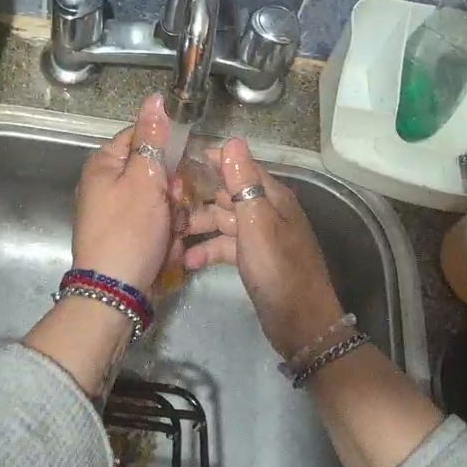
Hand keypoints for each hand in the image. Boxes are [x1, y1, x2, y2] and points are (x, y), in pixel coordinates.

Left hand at [72, 94, 178, 295]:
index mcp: (104, 163)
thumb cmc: (128, 231)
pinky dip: (165, 233)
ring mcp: (117, 211)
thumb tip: (156, 98)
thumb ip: (152, 139)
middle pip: (156, 170)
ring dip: (172, 215)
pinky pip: (156, 222)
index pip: (143, 137)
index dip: (165, 151)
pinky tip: (166, 245)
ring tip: (168, 231)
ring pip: (162, 199)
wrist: (115, 292)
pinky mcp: (128, 234)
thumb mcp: (144, 180)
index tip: (177, 170)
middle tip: (170, 206)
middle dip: (172, 190)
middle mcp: (107, 183)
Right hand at [184, 138, 346, 358]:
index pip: (240, 167)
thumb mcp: (257, 224)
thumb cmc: (279, 271)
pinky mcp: (255, 259)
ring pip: (224, 221)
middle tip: (164, 201)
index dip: (213, 161)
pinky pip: (227, 246)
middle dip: (198, 196)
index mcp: (273, 197)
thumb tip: (233, 141)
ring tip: (170, 233)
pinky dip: (208, 250)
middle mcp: (268, 211)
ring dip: (199, 226)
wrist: (302, 326)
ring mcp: (261, 237)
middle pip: (228, 193)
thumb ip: (243, 184)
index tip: (179, 159)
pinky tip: (188, 261)